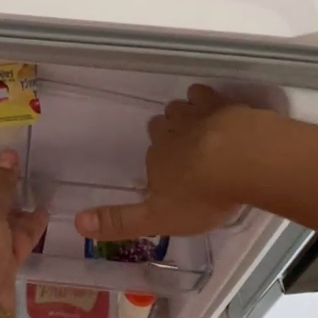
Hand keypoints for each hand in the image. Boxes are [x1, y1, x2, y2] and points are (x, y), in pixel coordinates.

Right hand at [75, 84, 273, 240]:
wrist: (240, 159)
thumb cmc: (201, 195)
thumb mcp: (159, 218)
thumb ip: (121, 221)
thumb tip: (77, 222)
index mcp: (155, 158)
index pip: (150, 155)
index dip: (159, 164)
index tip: (171, 175)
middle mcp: (168, 131)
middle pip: (161, 125)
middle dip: (169, 135)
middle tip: (185, 151)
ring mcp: (193, 114)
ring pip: (179, 108)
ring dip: (186, 117)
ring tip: (201, 133)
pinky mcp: (219, 103)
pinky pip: (202, 94)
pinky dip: (204, 100)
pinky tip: (216, 112)